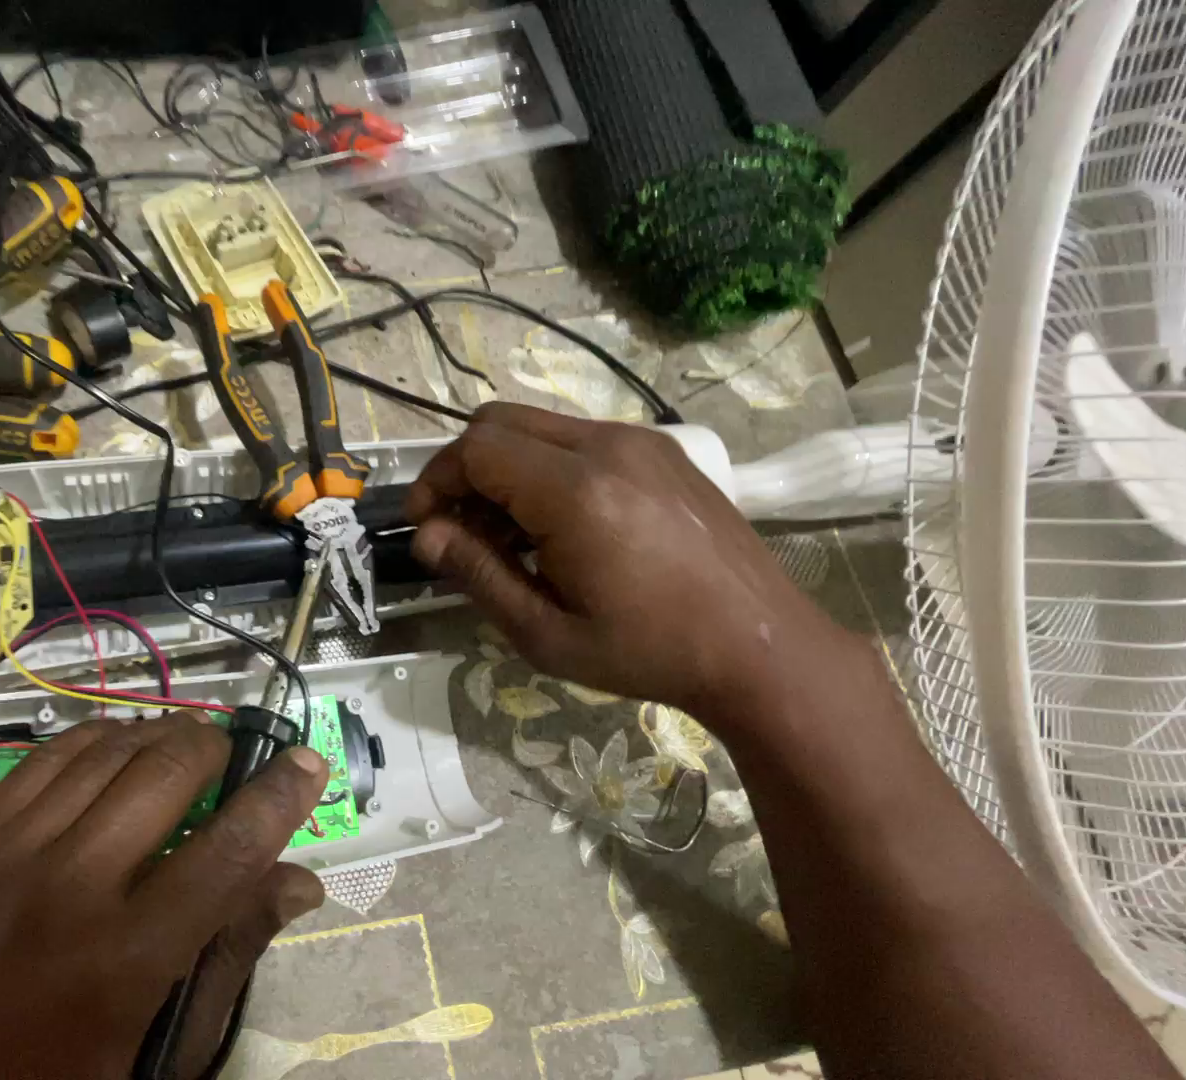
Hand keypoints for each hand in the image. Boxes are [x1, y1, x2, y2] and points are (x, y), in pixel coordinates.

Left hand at [0, 713, 329, 1079]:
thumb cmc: (73, 1077)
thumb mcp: (168, 1040)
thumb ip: (232, 950)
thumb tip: (301, 879)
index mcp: (128, 956)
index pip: (228, 849)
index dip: (278, 796)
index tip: (307, 762)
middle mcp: (68, 888)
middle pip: (164, 773)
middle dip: (213, 749)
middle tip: (228, 758)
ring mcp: (10, 853)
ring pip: (107, 750)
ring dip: (157, 737)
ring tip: (178, 746)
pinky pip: (47, 755)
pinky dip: (95, 740)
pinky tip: (116, 746)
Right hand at [404, 404, 853, 730]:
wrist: (762, 647)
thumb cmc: (647, 652)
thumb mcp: (545, 633)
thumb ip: (478, 574)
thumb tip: (427, 536)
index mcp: (577, 492)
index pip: (476, 450)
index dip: (435, 481)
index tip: (423, 526)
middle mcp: (608, 447)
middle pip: (499, 421)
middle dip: (462, 469)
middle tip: (459, 528)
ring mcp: (640, 441)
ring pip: (537, 426)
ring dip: (502, 468)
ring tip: (506, 535)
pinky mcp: (661, 450)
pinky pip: (577, 438)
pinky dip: (542, 468)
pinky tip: (555, 525)